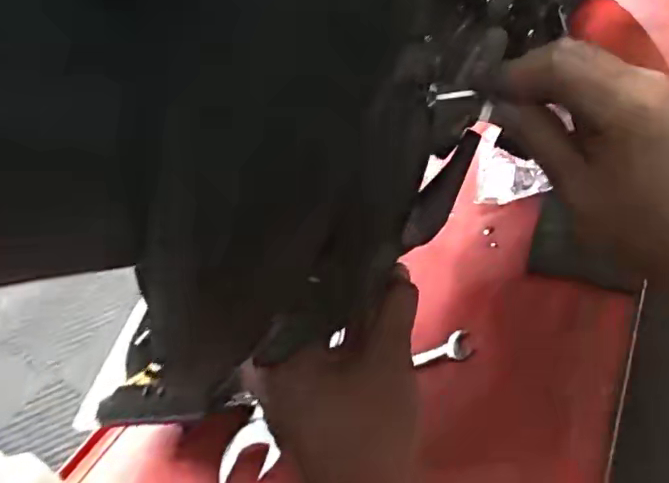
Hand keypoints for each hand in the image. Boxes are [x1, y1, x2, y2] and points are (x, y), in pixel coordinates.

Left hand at [243, 266, 420, 482]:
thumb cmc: (371, 427)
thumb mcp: (390, 356)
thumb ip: (394, 305)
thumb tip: (397, 269)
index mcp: (277, 358)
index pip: (294, 291)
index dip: (323, 262)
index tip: (346, 240)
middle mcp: (271, 370)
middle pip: (302, 309)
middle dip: (335, 284)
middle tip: (364, 254)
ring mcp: (285, 388)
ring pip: (312, 330)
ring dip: (341, 309)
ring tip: (371, 278)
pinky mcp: (303, 399)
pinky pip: (318, 349)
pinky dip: (339, 333)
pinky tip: (365, 317)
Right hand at [492, 39, 668, 289]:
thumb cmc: (630, 225)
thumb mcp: (574, 186)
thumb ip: (538, 135)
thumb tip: (500, 103)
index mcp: (623, 104)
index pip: (559, 64)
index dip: (517, 71)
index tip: (484, 86)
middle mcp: (640, 78)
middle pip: (572, 51)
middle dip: (530, 68)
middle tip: (498, 94)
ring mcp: (649, 77)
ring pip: (585, 54)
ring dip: (549, 70)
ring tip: (519, 97)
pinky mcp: (650, 84)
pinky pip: (600, 66)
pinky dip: (571, 76)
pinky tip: (552, 99)